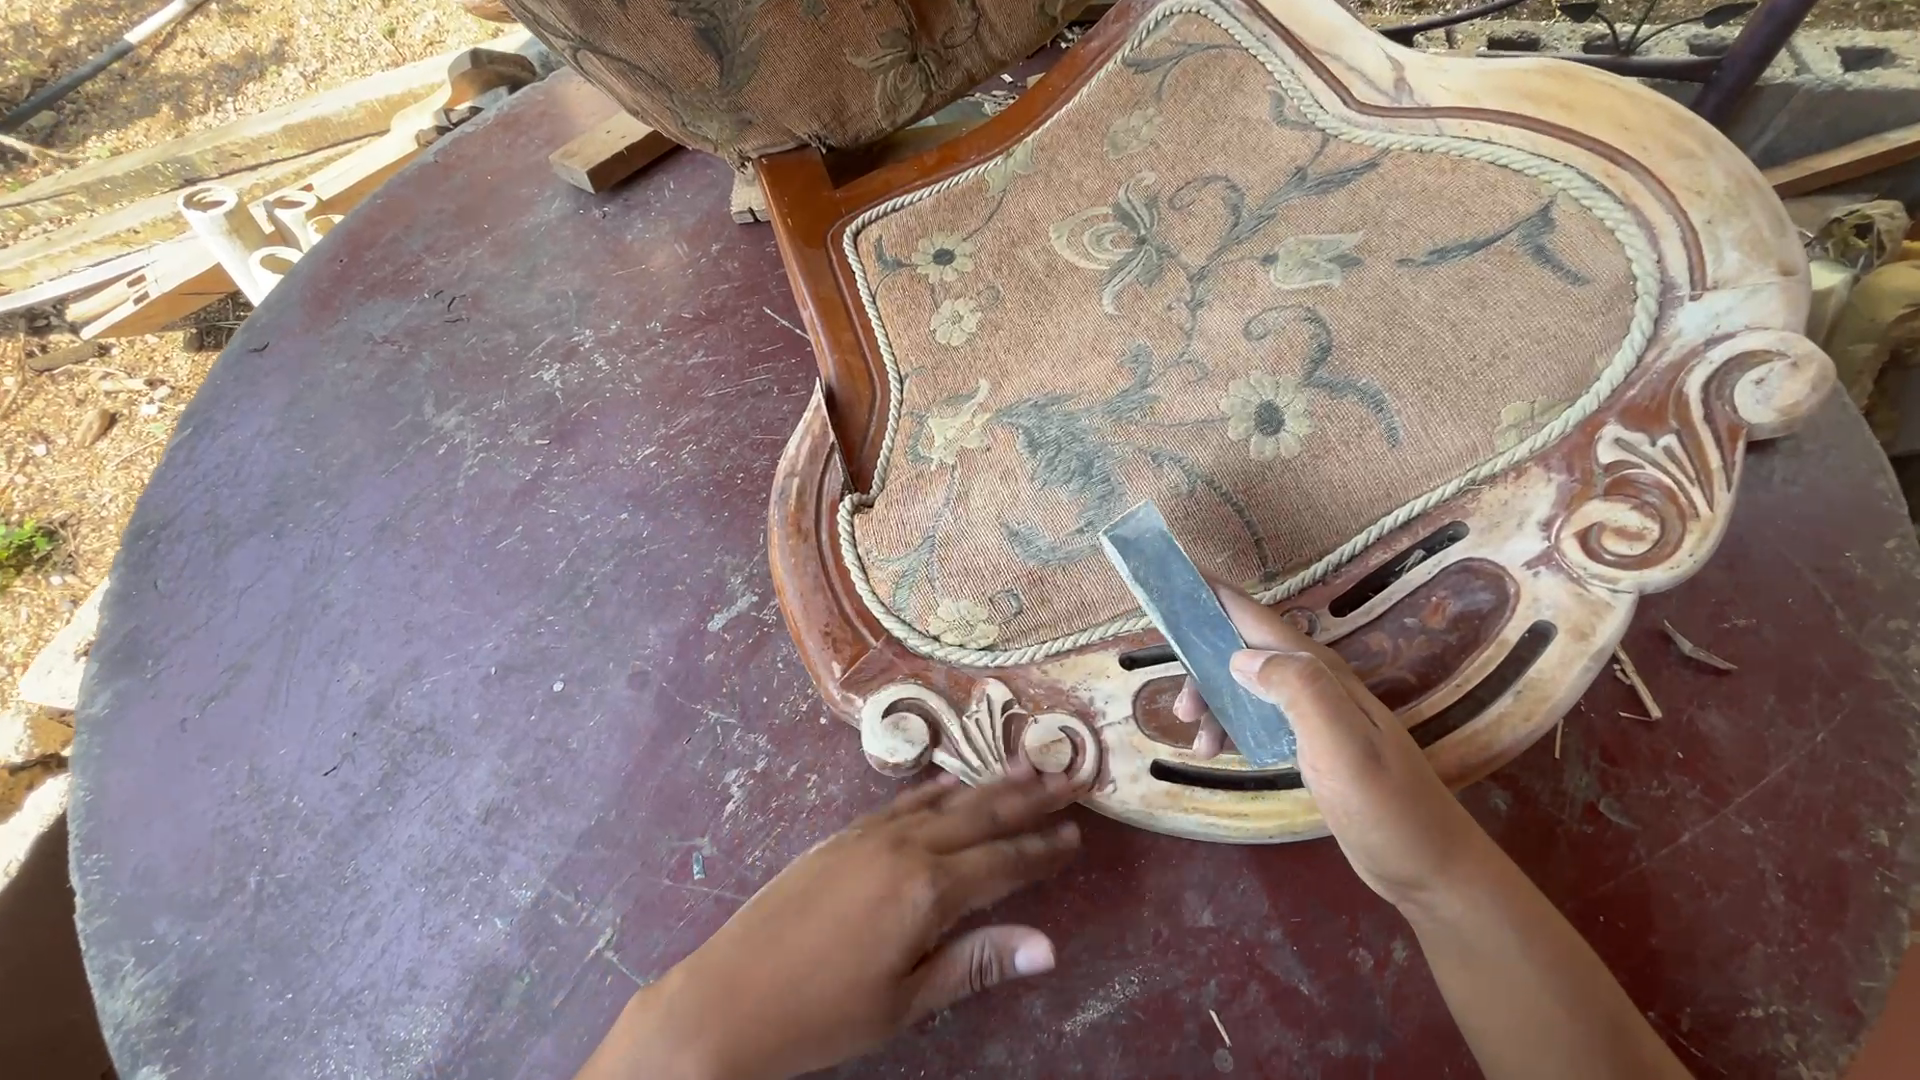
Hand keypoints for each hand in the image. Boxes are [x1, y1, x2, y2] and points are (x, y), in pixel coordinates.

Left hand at [579, 765, 1082, 1079]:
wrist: (727, 997)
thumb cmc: (823, 1013)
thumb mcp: (906, 1000)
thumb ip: (976, 962)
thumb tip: (1049, 946)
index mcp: (926, 891)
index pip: (1002, 863)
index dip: (1042, 850)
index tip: (1076, 833)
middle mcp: (904, 847)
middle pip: (981, 815)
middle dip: (1029, 797)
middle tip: (1069, 775)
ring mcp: (870, 834)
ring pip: (945, 801)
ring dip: (988, 783)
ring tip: (1025, 763)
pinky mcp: (843, 834)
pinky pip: (903, 802)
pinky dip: (936, 790)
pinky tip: (951, 783)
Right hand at [1175, 582, 1492, 911]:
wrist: (1429, 869)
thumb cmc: (1386, 807)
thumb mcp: (1341, 745)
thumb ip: (1296, 689)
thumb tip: (1239, 656)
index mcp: (1320, 672)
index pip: (1257, 617)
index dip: (1214, 594)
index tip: (1172, 576)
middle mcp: (1314, 682)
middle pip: (1241, 651)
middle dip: (1200, 667)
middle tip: (1182, 710)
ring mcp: (1313, 712)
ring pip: (1243, 686)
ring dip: (1212, 703)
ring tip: (1199, 743)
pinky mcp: (1309, 742)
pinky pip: (1254, 716)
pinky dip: (1228, 727)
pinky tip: (1219, 752)